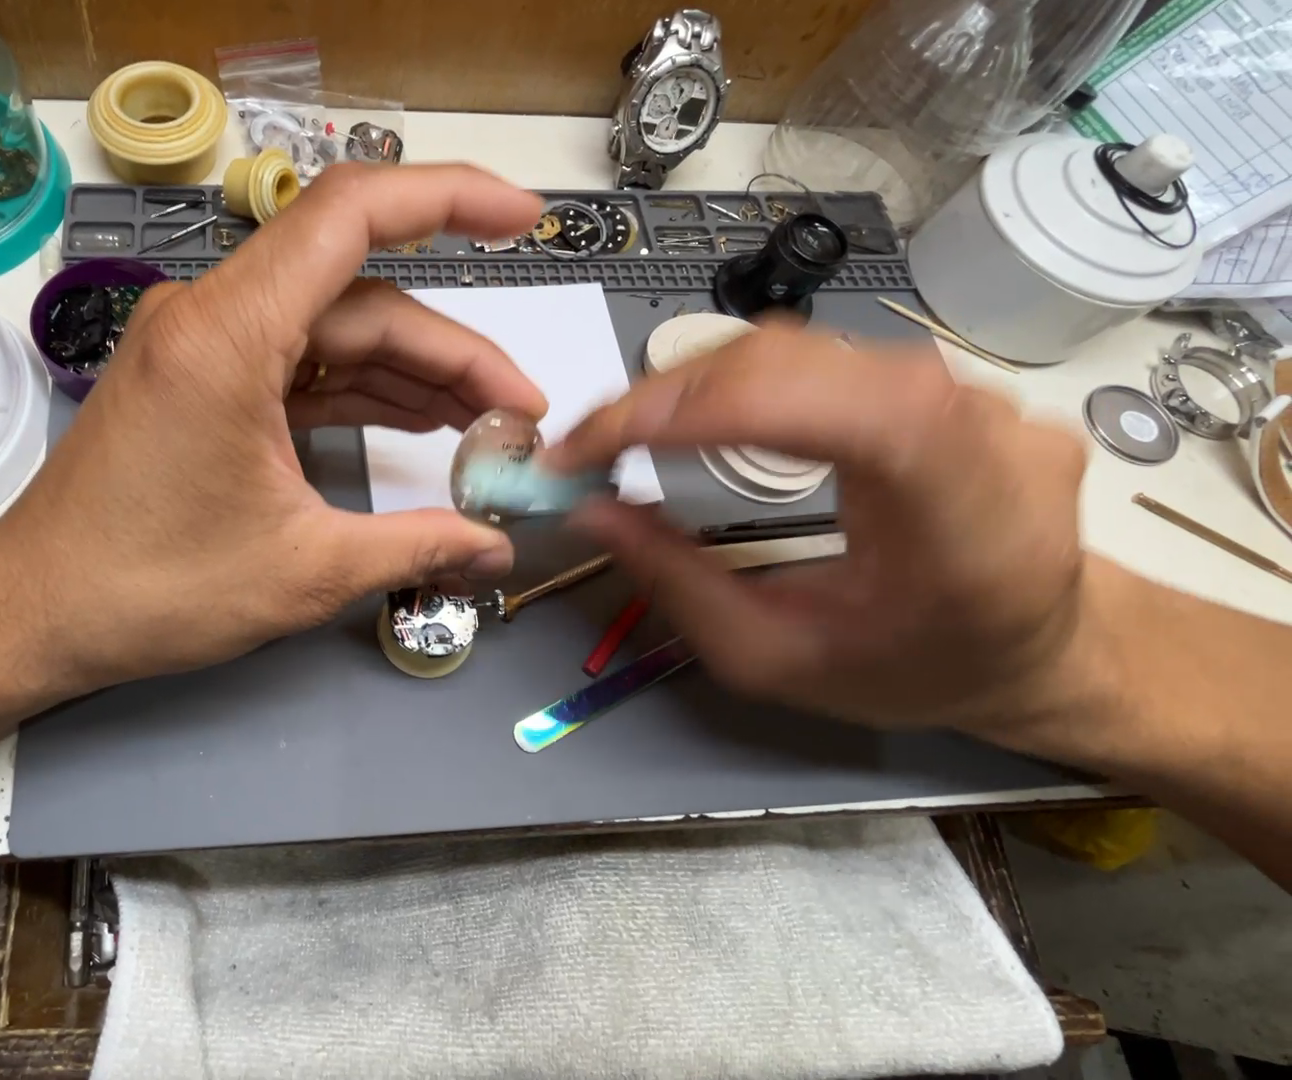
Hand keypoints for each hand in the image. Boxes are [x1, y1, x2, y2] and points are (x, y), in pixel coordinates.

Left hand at [0, 165, 546, 693]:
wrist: (39, 612)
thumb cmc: (146, 589)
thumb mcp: (303, 571)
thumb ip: (417, 548)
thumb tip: (494, 551)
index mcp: (228, 337)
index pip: (353, 216)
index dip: (451, 198)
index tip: (522, 215)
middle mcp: (210, 319)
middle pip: (363, 298)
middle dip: (452, 351)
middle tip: (517, 413)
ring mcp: (203, 350)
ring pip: (335, 332)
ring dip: (411, 372)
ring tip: (481, 425)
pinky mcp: (202, 385)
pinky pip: (299, 366)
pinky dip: (358, 389)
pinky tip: (415, 420)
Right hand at [547, 326, 1092, 734]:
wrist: (1039, 645)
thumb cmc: (913, 669)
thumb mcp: (775, 658)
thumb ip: (676, 583)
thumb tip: (589, 510)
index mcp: (965, 519)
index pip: (836, 411)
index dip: (702, 411)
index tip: (593, 448)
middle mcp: (981, 428)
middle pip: (799, 363)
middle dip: (666, 397)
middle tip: (582, 446)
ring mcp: (967, 390)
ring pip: (798, 347)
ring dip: (688, 384)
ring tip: (618, 434)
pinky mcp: (934, 379)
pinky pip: (812, 357)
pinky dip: (725, 381)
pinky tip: (682, 416)